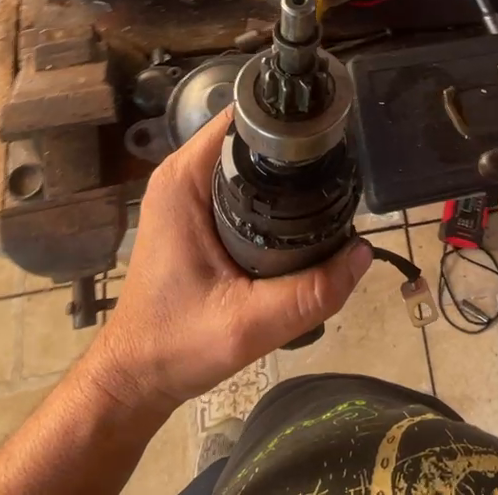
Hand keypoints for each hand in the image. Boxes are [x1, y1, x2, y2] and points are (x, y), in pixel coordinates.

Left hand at [87, 107, 372, 409]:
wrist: (135, 378)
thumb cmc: (175, 346)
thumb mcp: (246, 324)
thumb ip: (309, 293)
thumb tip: (363, 254)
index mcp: (183, 181)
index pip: (241, 119)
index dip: (284, 120)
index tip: (327, 132)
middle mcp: (181, 176)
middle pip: (247, 135)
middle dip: (291, 144)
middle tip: (336, 163)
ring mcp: (185, 194)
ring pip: (244, 159)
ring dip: (280, 167)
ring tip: (326, 183)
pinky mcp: (194, 214)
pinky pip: (237, 182)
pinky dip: (267, 189)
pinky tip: (299, 210)